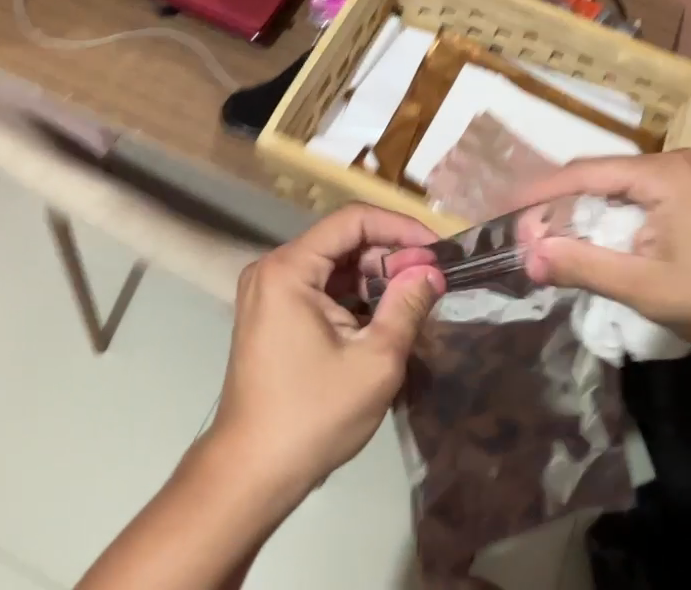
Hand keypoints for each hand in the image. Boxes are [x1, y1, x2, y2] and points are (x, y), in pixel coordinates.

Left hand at [208, 205, 446, 495]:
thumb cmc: (313, 414)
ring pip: (334, 266)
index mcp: (288, 269)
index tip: (438, 251)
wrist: (252, 471)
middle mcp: (273, 270)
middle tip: (432, 281)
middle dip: (391, 256)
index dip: (401, 228)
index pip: (353, 220)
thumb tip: (431, 272)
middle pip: (342, 241)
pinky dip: (355, 297)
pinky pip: (321, 289)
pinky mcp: (273, 317)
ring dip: (375, 278)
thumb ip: (406, 306)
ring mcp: (269, 293)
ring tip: (417, 299)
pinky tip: (386, 316)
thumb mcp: (375, 360)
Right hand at [514, 152, 690, 348]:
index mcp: (662, 174)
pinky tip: (591, 241)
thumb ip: (584, 267)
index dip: (539, 194)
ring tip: (548, 241)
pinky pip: (636, 200)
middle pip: (598, 177)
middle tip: (524, 237)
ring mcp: (685, 178)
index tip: (503, 211)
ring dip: (582, 215)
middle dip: (557, 206)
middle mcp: (672, 163)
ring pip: (615, 190)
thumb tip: (528, 258)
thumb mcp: (645, 287)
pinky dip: (608, 220)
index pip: (583, 173)